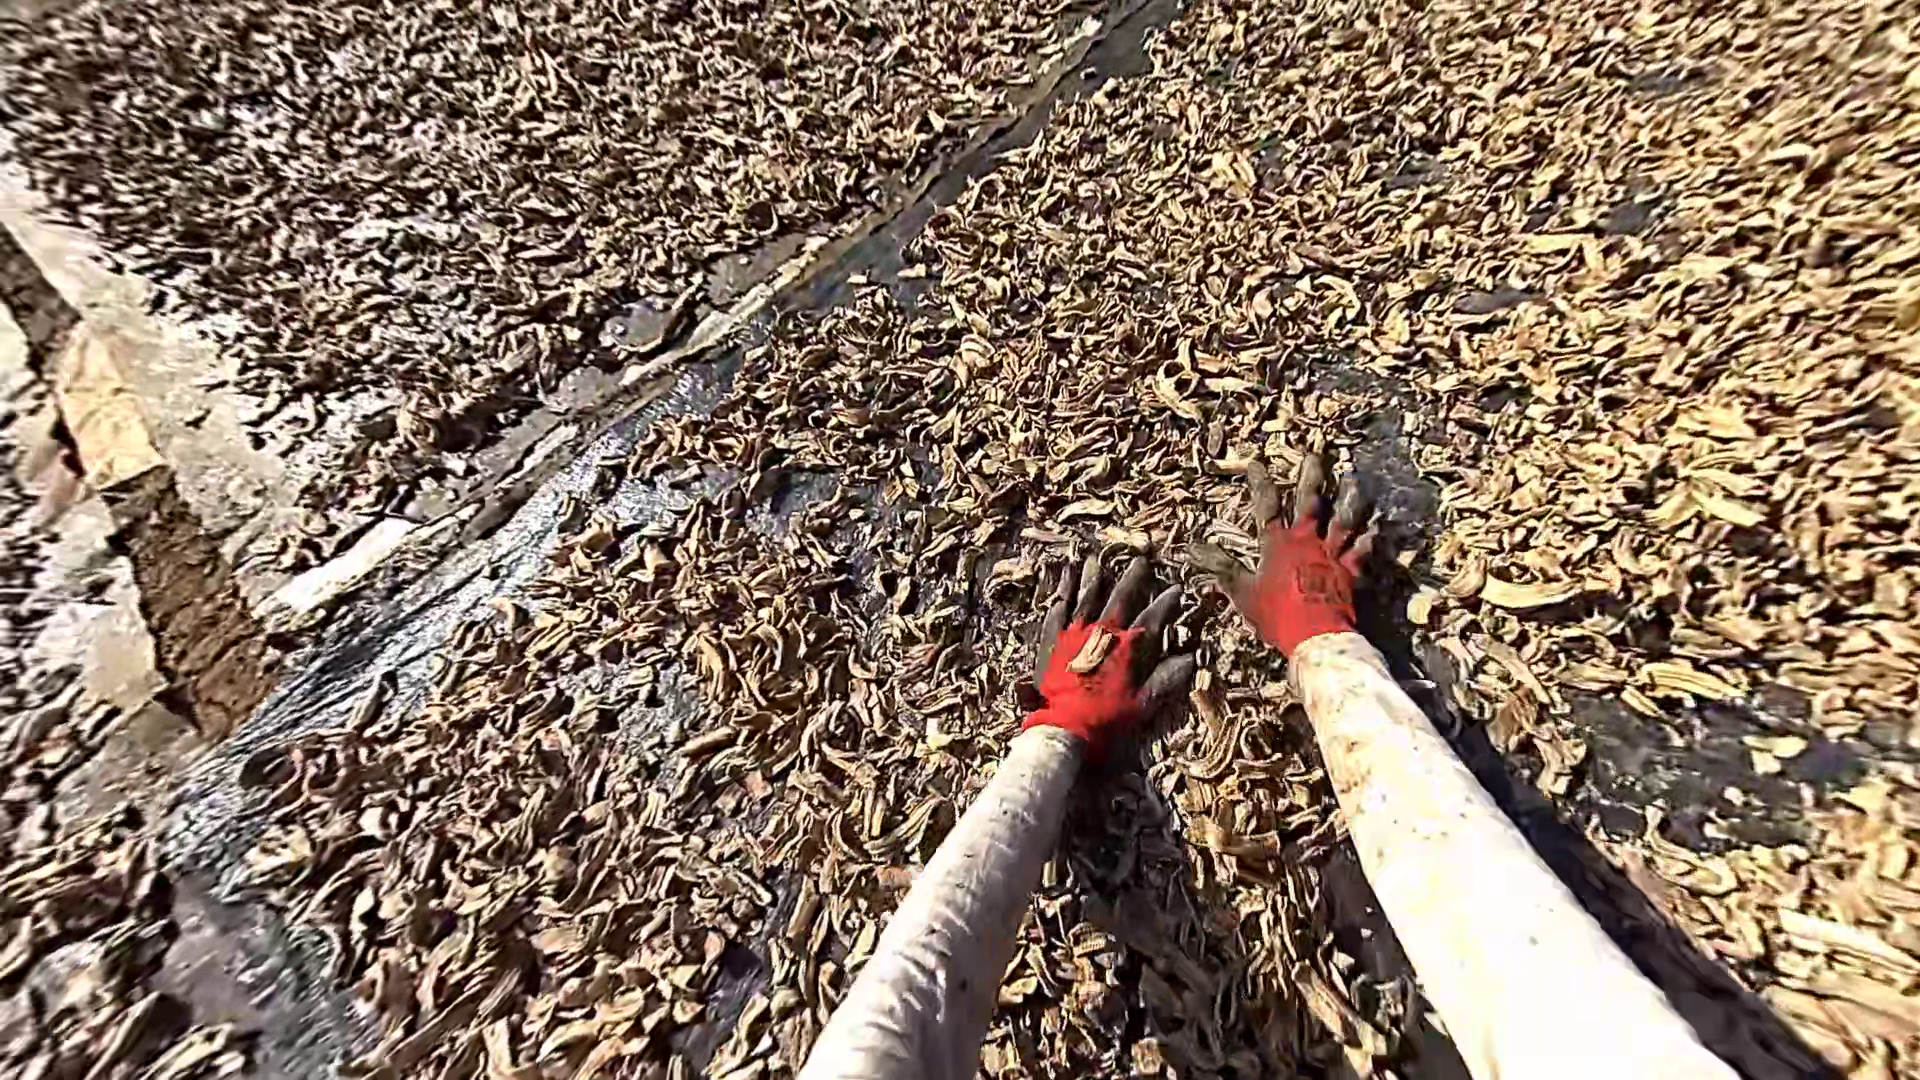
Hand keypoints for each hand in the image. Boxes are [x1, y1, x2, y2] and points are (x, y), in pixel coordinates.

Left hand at [1023, 555, 1195, 761]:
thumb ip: (1166, 678)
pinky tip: (1064, 581)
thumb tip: (1190, 658)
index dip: (1167, 603)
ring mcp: (1074, 632)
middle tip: (1142, 561)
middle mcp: (1102, 632)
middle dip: (1133, 579)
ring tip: (1097, 561)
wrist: (1064, 726)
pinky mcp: (1052, 638)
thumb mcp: (1143, 704)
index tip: (1177, 588)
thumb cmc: (1106, 718)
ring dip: (1094, 578)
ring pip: (1086, 596)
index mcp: (1127, 647)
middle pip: (1120, 598)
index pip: (1153, 618)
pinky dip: (1062, 593)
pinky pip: (1057, 609)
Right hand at [1190, 454, 1376, 656]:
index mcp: (1277, 544)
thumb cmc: (1275, 612)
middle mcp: (1306, 541)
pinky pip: (1363, 549)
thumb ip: (1220, 567)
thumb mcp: (1241, 591)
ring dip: (1348, 497)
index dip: (1260, 484)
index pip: (1266, 506)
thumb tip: (1191, 549)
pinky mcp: (1351, 571)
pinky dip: (1370, 536)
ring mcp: (1332, 554)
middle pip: (1310, 501)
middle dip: (1311, 476)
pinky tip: (1376, 524)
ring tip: (1351, 478)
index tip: (1256, 464)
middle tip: (1314, 454)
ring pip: (1343, 518)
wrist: (1314, 634)